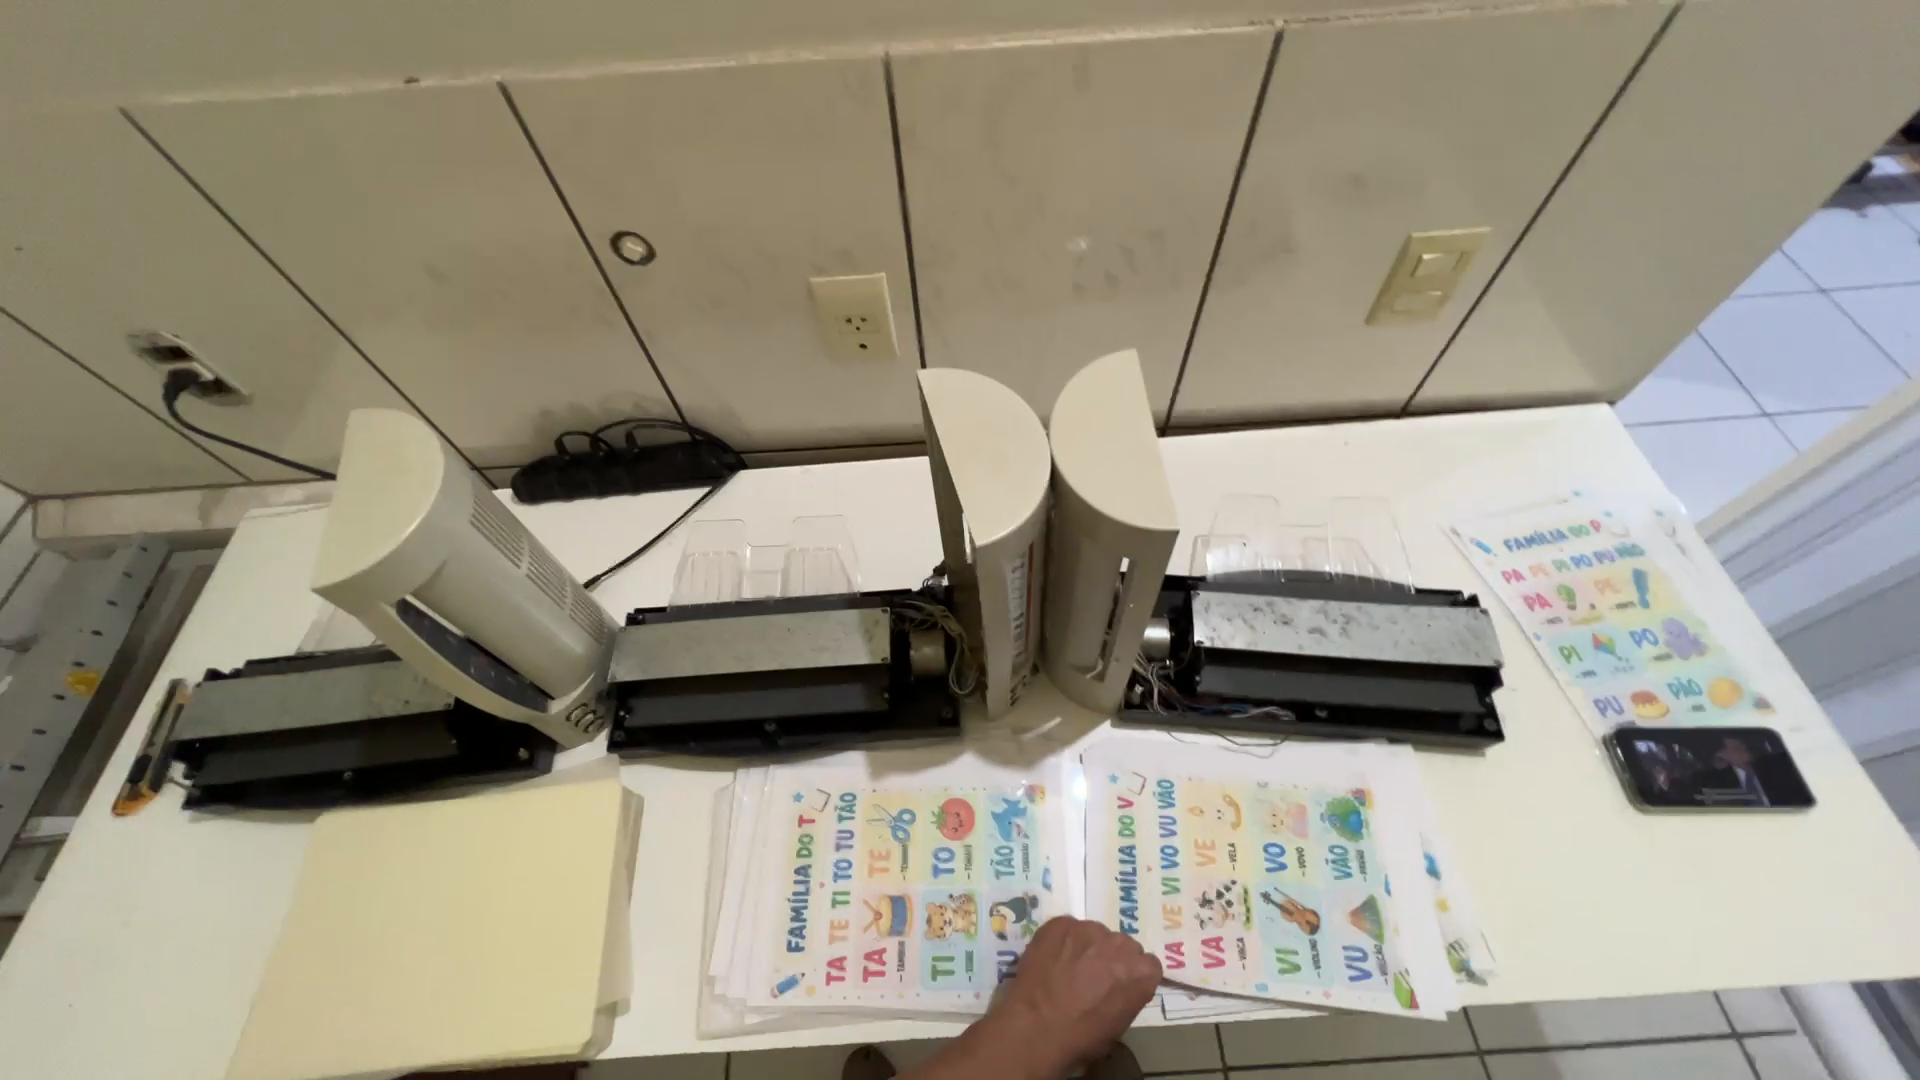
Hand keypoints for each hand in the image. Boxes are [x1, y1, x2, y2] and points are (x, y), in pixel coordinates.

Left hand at [988, 917, 1162, 1073]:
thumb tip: (1119, 986)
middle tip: (1093, 975)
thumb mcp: (1119, 1024)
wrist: (1038, 1024)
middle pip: (1122, 944)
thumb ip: (1127, 994)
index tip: (1120, 984)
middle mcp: (1119, 943)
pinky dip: (1063, 940)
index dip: (1133, 974)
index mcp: (1140, 971)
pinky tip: (1052, 959)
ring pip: (1095, 933)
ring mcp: (1089, 928)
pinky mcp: (1061, 922)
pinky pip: (1068, 928)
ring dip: (1087, 946)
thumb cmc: (1082, 1035)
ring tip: (1068, 967)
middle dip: (1111, 957)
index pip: (1148, 964)